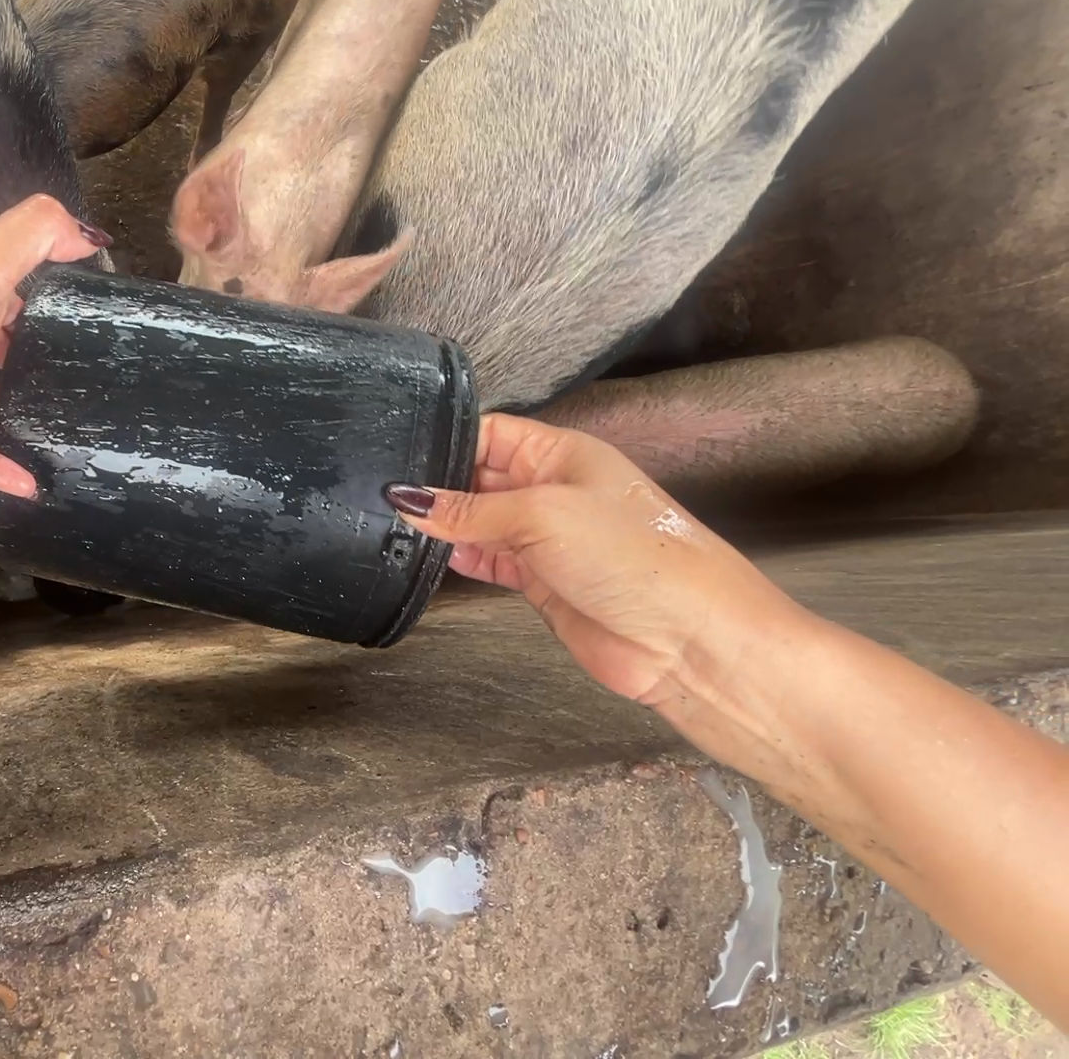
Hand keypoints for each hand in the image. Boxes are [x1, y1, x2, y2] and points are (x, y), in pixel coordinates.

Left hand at [0, 195, 109, 497]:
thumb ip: (36, 237)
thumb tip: (91, 236)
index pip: (17, 288)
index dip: (53, 297)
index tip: (95, 320)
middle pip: (2, 344)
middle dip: (38, 359)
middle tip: (85, 385)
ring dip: (17, 413)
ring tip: (62, 435)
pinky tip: (27, 487)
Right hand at [386, 414, 796, 701]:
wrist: (686, 640)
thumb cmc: (633, 556)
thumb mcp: (541, 515)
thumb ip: (468, 511)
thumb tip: (406, 500)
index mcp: (560, 454)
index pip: (489, 433)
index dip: (447, 441)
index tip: (399, 458)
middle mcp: (549, 489)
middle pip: (476, 477)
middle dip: (438, 487)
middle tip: (386, 498)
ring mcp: (543, 535)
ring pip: (476, 522)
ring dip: (444, 527)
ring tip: (399, 529)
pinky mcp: (537, 577)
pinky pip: (486, 559)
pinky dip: (460, 559)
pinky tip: (433, 558)